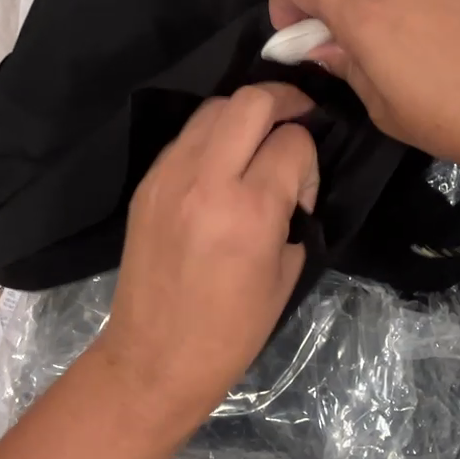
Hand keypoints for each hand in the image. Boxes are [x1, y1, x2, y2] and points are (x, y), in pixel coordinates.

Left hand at [90, 83, 319, 420]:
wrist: (153, 357)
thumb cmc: (231, 330)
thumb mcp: (286, 273)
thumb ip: (294, 212)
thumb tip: (294, 177)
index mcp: (250, 210)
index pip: (293, 142)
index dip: (310, 158)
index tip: (303, 191)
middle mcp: (208, 179)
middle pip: (253, 100)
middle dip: (286, 100)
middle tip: (299, 117)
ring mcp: (171, 174)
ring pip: (216, 106)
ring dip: (246, 113)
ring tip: (260, 136)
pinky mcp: (149, 180)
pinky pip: (188, 134)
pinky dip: (214, 135)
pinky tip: (224, 161)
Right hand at [267, 0, 459, 180]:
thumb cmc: (450, 118)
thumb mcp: (383, 109)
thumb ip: (345, 67)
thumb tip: (321, 47)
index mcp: (363, 15)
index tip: (297, 34)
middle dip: (341, 18)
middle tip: (361, 60)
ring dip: (384, 15)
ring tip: (418, 60)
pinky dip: (421, 11)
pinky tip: (451, 48)